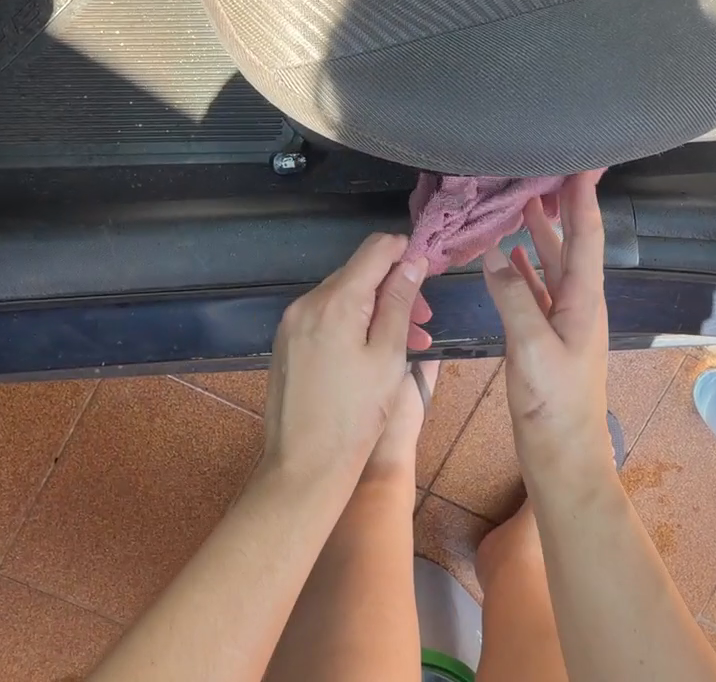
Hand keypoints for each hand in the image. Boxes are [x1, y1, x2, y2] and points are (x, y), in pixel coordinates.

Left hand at [262, 234, 428, 486]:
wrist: (304, 467)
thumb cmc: (356, 414)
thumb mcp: (388, 355)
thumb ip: (400, 301)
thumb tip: (413, 260)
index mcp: (335, 301)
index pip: (375, 249)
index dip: (405, 252)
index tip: (428, 270)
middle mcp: (307, 302)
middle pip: (358, 273)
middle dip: (393, 288)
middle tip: (422, 322)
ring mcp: (292, 322)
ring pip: (344, 296)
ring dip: (376, 309)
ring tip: (406, 343)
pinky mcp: (287, 342)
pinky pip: (326, 317)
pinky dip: (353, 324)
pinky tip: (372, 352)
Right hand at [480, 170, 611, 482]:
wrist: (563, 458)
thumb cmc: (554, 405)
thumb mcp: (532, 348)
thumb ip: (514, 299)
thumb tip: (494, 253)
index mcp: (584, 301)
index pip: (587, 237)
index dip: (584, 199)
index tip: (582, 164)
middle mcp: (578, 304)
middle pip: (572, 245)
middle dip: (562, 209)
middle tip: (545, 173)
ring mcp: (562, 322)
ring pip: (553, 267)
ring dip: (542, 236)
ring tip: (525, 204)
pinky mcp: (545, 338)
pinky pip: (536, 292)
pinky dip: (524, 270)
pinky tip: (510, 258)